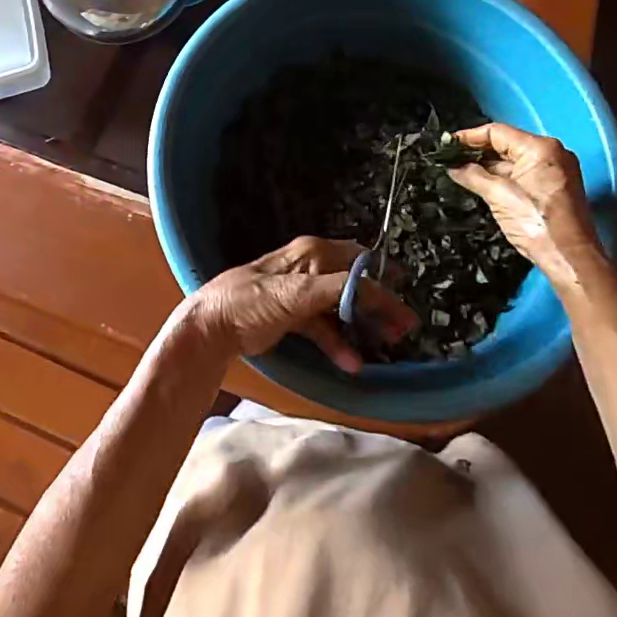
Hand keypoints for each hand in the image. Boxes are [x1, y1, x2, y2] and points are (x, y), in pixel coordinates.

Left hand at [185, 236, 417, 373]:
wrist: (211, 328)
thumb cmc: (252, 301)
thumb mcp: (297, 293)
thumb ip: (339, 289)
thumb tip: (377, 289)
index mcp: (312, 253)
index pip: (359, 261)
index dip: (383, 280)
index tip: (405, 300)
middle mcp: (310, 267)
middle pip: (354, 284)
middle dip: (378, 306)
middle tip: (402, 328)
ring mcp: (302, 293)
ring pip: (341, 308)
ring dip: (362, 326)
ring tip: (387, 344)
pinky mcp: (294, 316)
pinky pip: (324, 328)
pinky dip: (338, 344)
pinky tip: (352, 363)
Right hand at [446, 123, 600, 273]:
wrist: (570, 258)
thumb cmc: (537, 225)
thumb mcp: (498, 196)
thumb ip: (473, 176)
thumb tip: (453, 167)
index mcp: (540, 148)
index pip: (497, 132)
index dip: (469, 137)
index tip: (447, 144)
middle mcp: (552, 152)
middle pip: (506, 143)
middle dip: (477, 152)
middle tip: (449, 159)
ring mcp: (555, 169)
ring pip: (513, 160)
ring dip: (488, 165)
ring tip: (460, 171)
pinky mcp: (553, 185)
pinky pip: (522, 173)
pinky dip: (502, 176)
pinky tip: (481, 182)